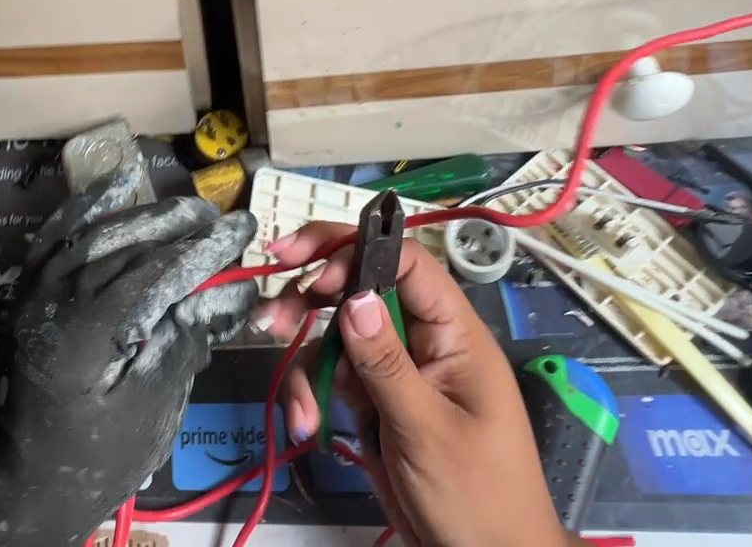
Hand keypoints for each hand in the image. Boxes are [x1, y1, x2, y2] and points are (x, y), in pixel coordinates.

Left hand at [0, 181, 257, 546]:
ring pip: (95, 229)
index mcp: (87, 332)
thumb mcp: (151, 410)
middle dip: (178, 225)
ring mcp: (37, 287)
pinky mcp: (29, 287)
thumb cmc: (94, 455)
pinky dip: (88, 204)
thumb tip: (221, 292)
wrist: (23, 482)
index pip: (157, 271)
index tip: (242, 230)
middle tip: (219, 216)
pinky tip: (117, 185)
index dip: (204, 249)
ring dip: (143, 212)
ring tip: (184, 207)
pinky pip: (58, 231)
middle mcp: (57, 297)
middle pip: (127, 242)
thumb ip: (182, 342)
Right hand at [255, 223, 570, 546]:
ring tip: (291, 394)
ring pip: (338, 333)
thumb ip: (387, 363)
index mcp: (452, 332)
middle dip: (314, 291)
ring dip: (305, 354)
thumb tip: (355, 297)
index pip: (405, 264)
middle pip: (362, 287)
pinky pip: (332, 374)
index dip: (356, 255)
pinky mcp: (373, 397)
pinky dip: (311, 392)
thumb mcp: (428, 431)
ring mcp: (394, 367)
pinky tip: (305, 423)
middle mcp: (420, 338)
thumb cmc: (477, 497)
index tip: (309, 274)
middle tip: (274, 306)